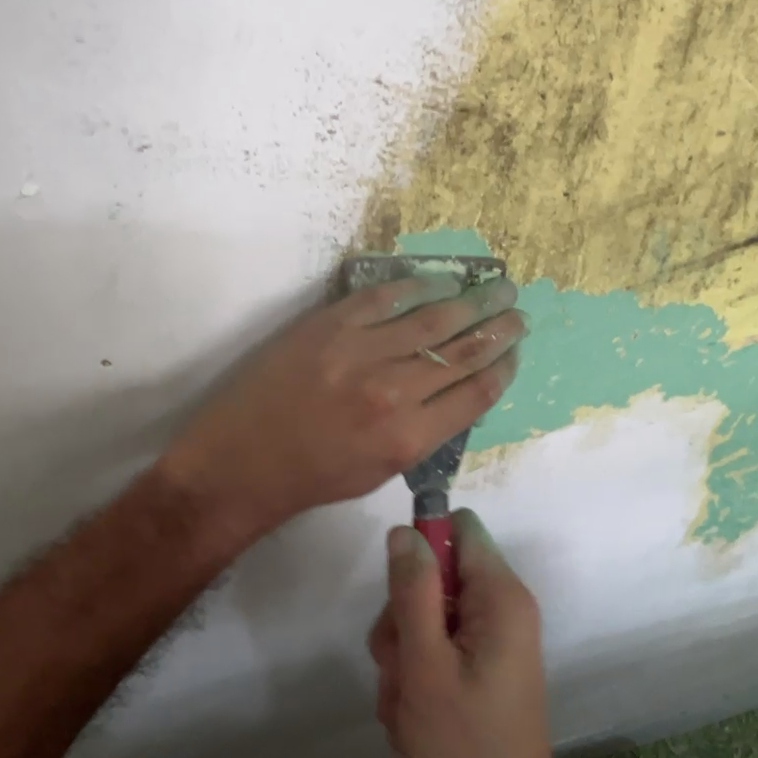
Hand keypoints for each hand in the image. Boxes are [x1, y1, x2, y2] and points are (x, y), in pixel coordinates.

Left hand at [158, 273, 526, 537]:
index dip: (502, 368)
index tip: (515, 351)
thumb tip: (457, 390)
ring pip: (431, 319)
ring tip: (496, 288)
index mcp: (408, 438)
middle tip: (518, 310)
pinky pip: (384, 298)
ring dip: (470, 302)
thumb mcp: (380, 471)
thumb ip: (424, 432)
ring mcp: (359, 352)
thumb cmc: (311, 477)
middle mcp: (392, 391)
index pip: (474, 393)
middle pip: (462, 351)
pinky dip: (417, 286)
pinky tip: (440, 280)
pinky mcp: (328, 325)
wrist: (239, 462)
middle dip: (498, 328)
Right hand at [370, 510, 549, 757]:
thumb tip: (404, 529)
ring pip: (426, 618)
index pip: (458, 527)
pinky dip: (417, 679)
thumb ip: (413, 591)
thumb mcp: (427, 664)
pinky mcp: (480, 669)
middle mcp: (501, 609)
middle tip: (400, 663)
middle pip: (433, 576)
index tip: (400, 586)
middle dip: (404, 618)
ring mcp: (491, 641)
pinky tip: (416, 714)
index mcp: (501, 595)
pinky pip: (435, 651)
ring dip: (404, 657)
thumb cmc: (463, 741)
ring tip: (408, 701)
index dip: (422, 543)